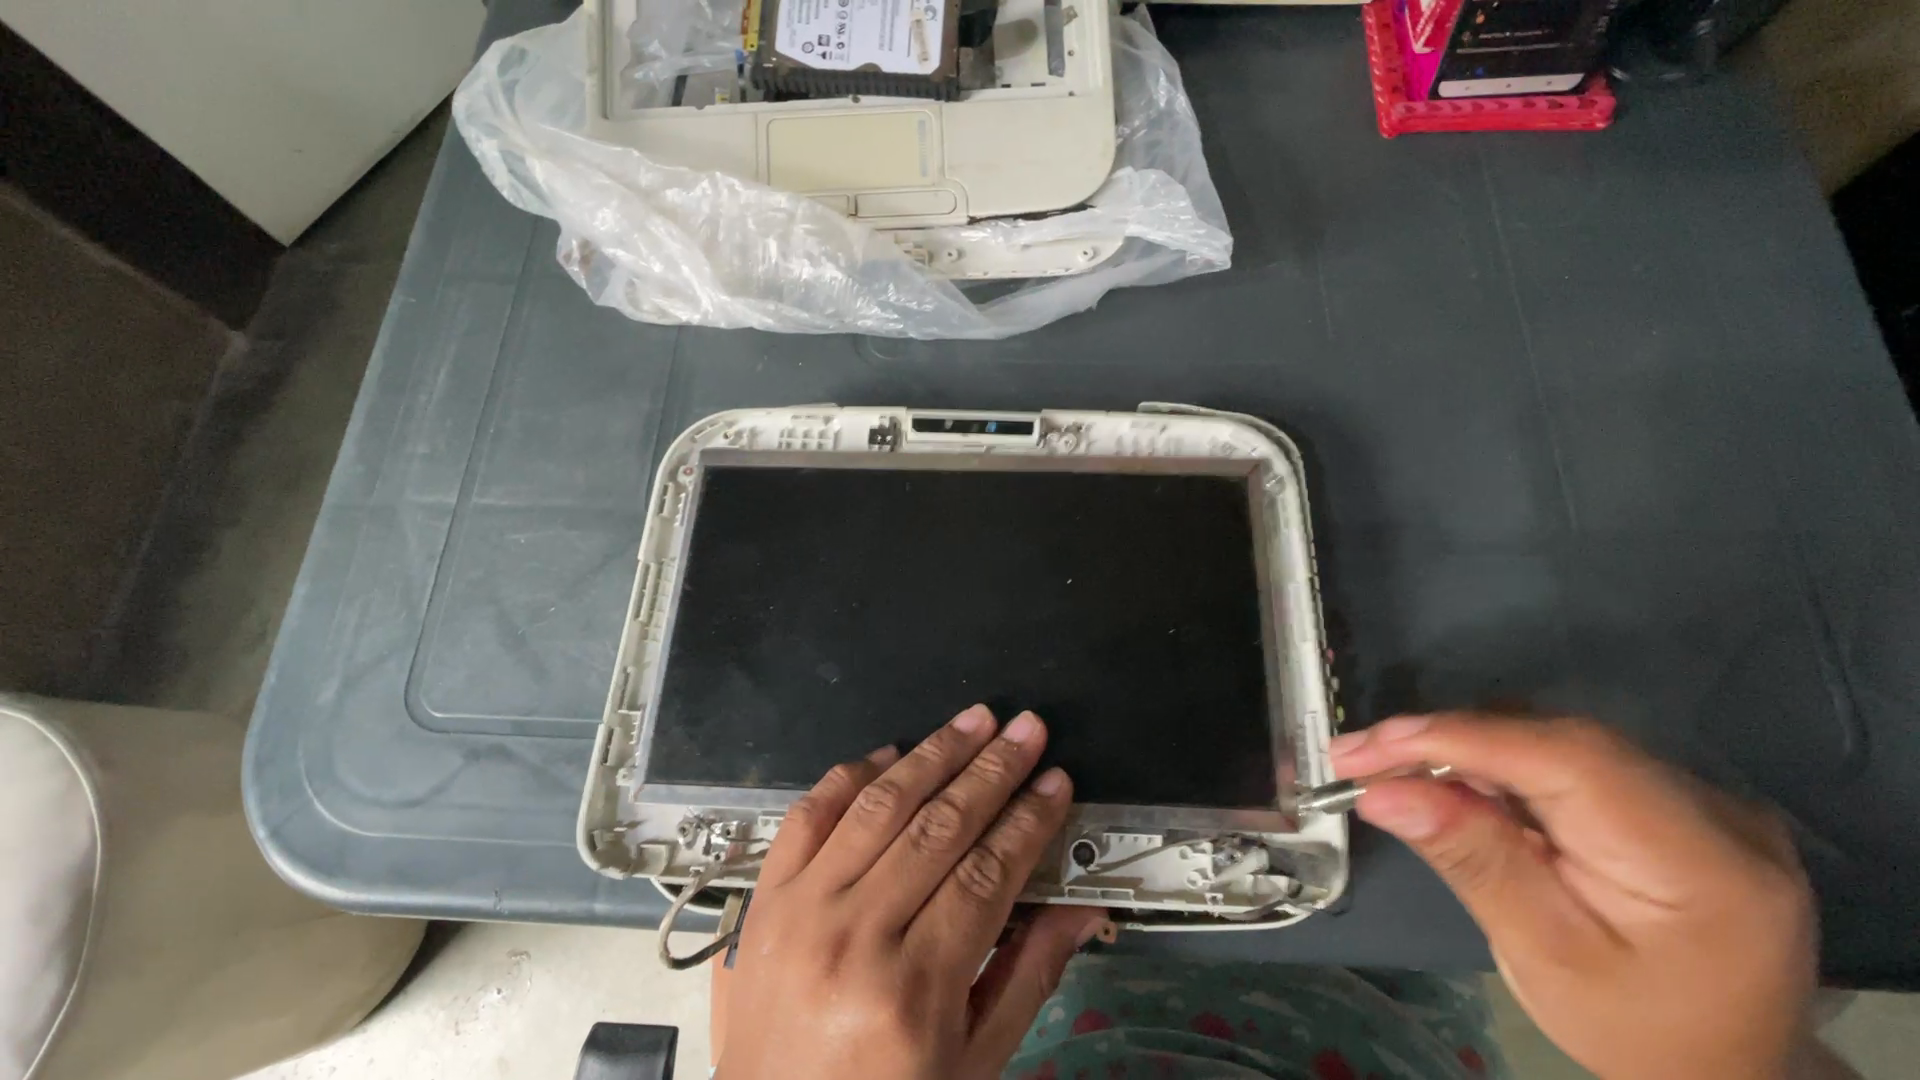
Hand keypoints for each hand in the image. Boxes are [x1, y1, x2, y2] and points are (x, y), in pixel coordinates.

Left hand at [715, 705, 1109, 1079]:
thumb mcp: (971, 1062)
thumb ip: (1027, 977)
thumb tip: (1081, 911)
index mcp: (911, 988)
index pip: (986, 875)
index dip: (1028, 821)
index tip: (1055, 784)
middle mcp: (852, 935)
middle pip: (938, 827)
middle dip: (992, 770)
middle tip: (1028, 731)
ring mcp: (800, 909)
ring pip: (879, 805)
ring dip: (934, 754)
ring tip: (975, 721)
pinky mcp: (765, 897)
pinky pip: (809, 814)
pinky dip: (850, 775)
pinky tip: (890, 752)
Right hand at [1331, 713, 1817, 1079]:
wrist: (1724, 1070)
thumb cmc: (1632, 1028)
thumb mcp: (1542, 954)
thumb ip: (1472, 860)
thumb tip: (1381, 791)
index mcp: (1700, 860)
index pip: (1564, 758)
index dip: (1455, 739)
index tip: (1361, 750)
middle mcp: (1716, 808)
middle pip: (1558, 740)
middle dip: (1448, 741)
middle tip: (1357, 760)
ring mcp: (1701, 798)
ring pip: (1557, 740)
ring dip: (1466, 750)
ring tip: (1392, 772)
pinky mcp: (1674, 799)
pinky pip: (1571, 759)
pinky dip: (1500, 766)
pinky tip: (1457, 787)